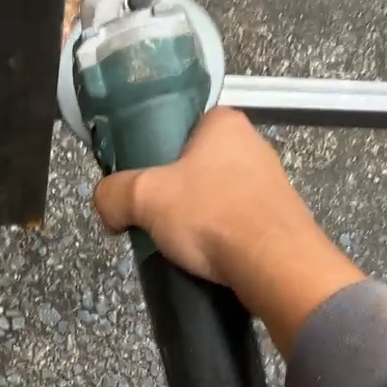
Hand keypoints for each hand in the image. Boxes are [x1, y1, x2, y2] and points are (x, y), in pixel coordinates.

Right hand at [91, 107, 365, 351]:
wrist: (274, 264)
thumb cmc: (211, 216)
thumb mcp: (145, 198)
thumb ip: (114, 194)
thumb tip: (105, 205)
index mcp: (223, 122)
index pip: (178, 132)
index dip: (154, 162)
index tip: (143, 193)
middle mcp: (253, 144)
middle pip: (196, 170)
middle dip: (176, 199)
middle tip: (158, 226)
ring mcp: (271, 184)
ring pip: (218, 201)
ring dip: (200, 224)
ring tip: (185, 250)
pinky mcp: (281, 221)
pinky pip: (239, 228)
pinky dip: (223, 243)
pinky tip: (212, 262)